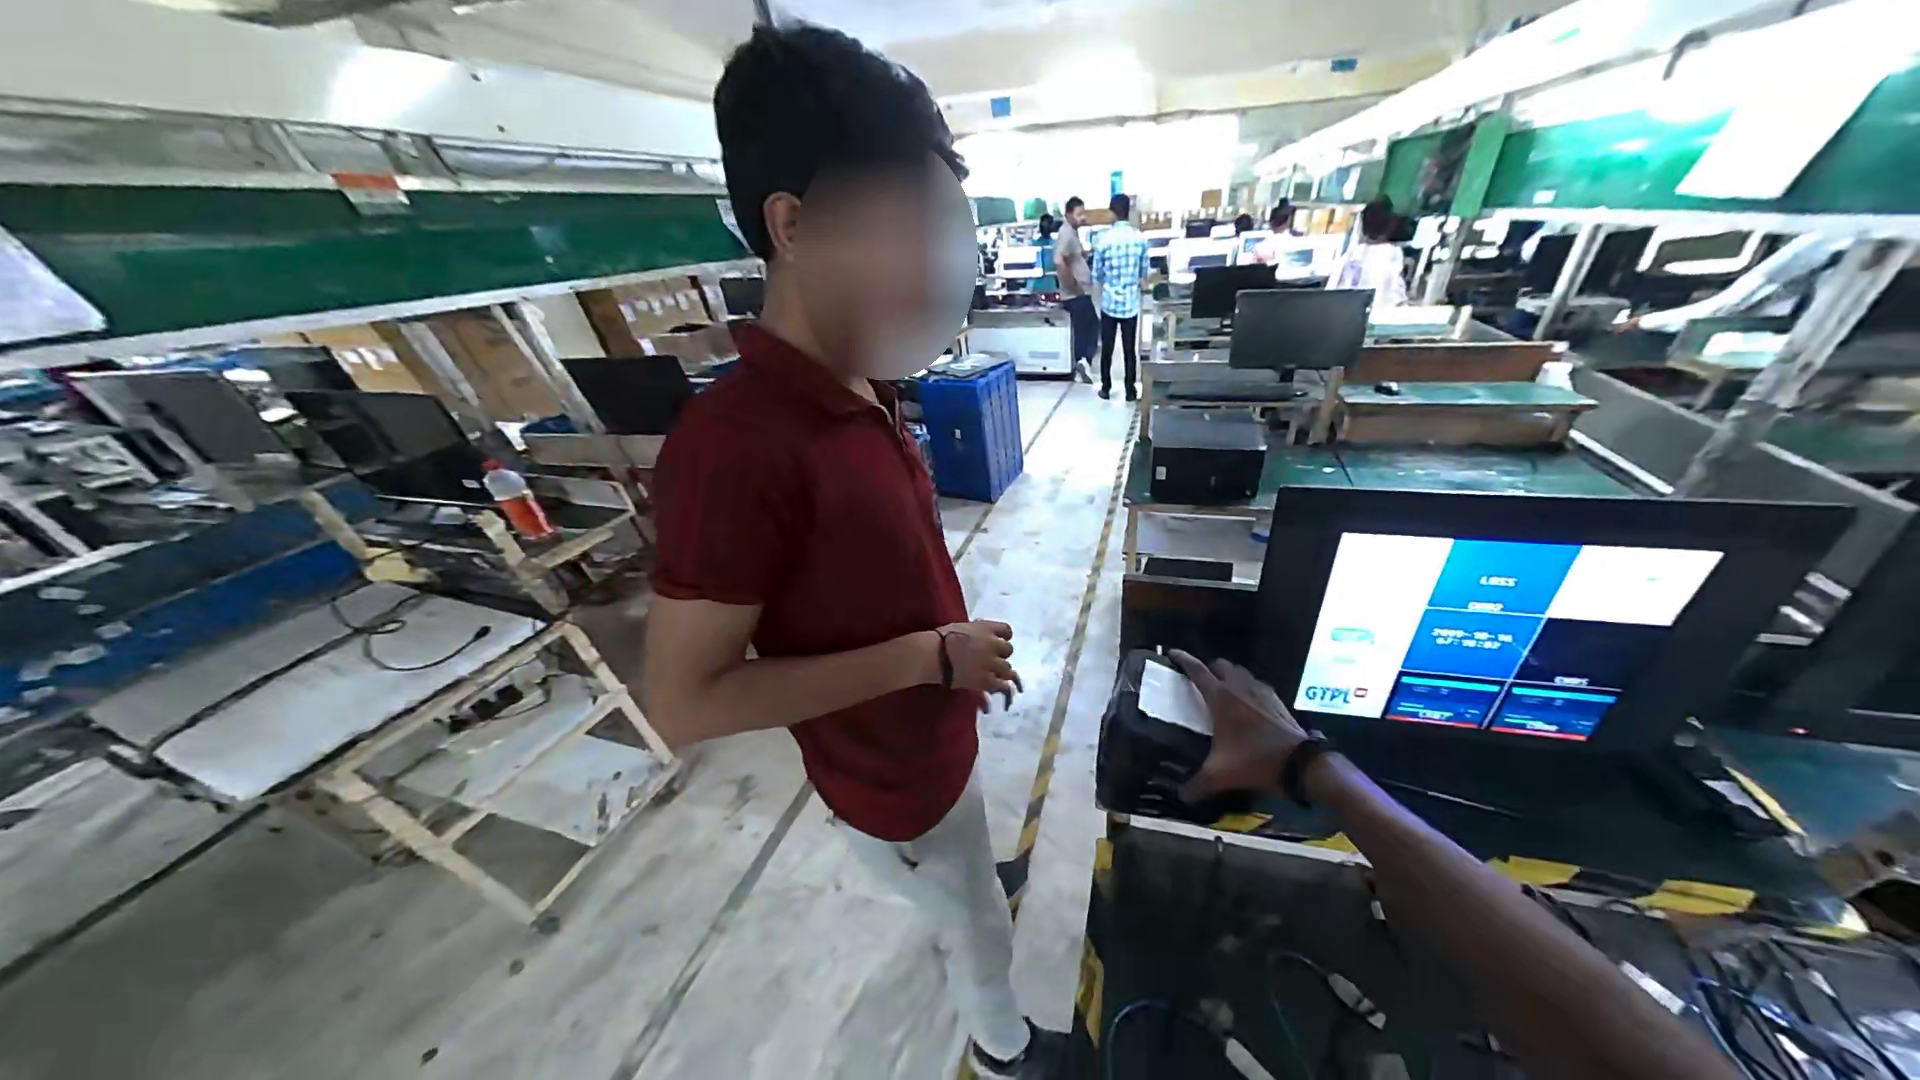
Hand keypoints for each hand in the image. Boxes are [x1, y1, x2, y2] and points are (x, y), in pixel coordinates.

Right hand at [934, 621, 1023, 706]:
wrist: (931, 655)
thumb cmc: (941, 638)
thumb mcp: (963, 626)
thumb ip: (977, 632)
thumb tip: (981, 638)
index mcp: (986, 628)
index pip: (1007, 630)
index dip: (1004, 637)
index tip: (999, 641)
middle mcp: (993, 644)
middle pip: (1008, 649)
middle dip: (1001, 654)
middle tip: (991, 658)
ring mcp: (991, 663)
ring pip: (1007, 668)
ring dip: (1001, 670)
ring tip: (994, 674)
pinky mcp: (985, 680)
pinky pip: (1002, 685)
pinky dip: (1000, 686)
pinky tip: (997, 687)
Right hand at [1167, 649, 1308, 800]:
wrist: (1300, 765)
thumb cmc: (1255, 761)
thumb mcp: (1221, 775)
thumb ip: (1197, 784)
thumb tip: (1181, 795)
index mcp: (1221, 698)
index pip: (1197, 670)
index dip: (1183, 659)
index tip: (1172, 654)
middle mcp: (1239, 688)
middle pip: (1220, 665)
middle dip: (1208, 668)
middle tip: (1199, 682)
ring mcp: (1261, 691)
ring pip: (1240, 672)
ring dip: (1229, 676)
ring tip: (1222, 691)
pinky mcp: (1277, 700)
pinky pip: (1257, 685)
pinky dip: (1248, 688)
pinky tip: (1247, 705)